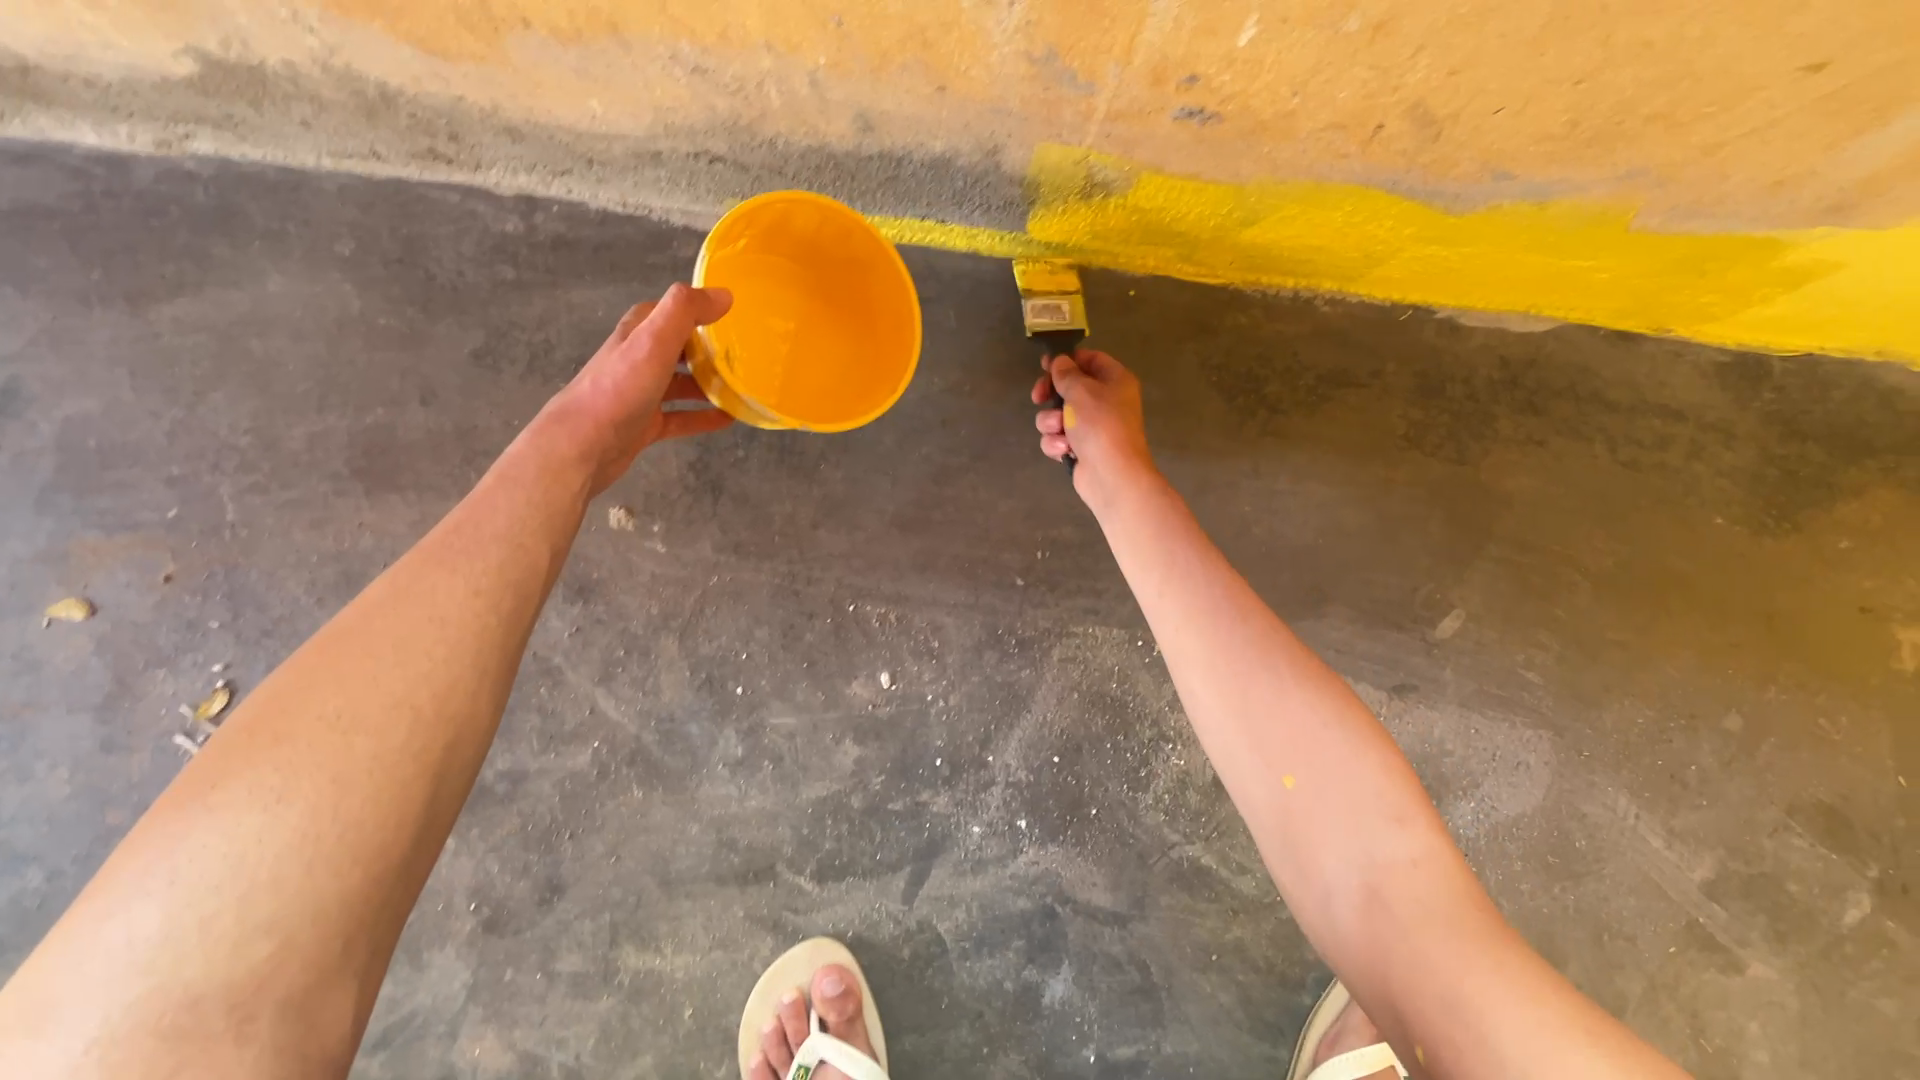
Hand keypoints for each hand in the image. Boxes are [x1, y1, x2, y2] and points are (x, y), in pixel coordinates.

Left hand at [535, 284, 734, 495]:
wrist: (582, 446)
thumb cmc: (619, 389)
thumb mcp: (653, 341)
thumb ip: (685, 312)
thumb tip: (724, 294)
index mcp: (637, 334)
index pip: (668, 311)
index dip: (696, 309)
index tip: (730, 315)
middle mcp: (638, 360)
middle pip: (678, 347)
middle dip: (708, 348)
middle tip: (744, 354)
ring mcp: (641, 394)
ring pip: (681, 384)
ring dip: (708, 384)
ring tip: (742, 387)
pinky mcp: (646, 426)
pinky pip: (681, 417)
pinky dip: (703, 416)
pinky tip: (729, 420)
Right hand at [1032, 348, 1157, 507]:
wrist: (1110, 473)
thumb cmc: (1100, 424)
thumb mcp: (1081, 389)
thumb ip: (1066, 372)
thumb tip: (1060, 362)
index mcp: (1115, 381)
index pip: (1090, 359)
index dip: (1066, 360)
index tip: (1044, 364)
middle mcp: (1105, 401)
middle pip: (1069, 388)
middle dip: (1050, 394)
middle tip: (1038, 397)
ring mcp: (1092, 427)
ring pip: (1058, 415)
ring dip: (1051, 422)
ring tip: (1060, 431)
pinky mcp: (1080, 448)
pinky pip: (1058, 437)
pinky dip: (1057, 443)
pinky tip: (1065, 450)